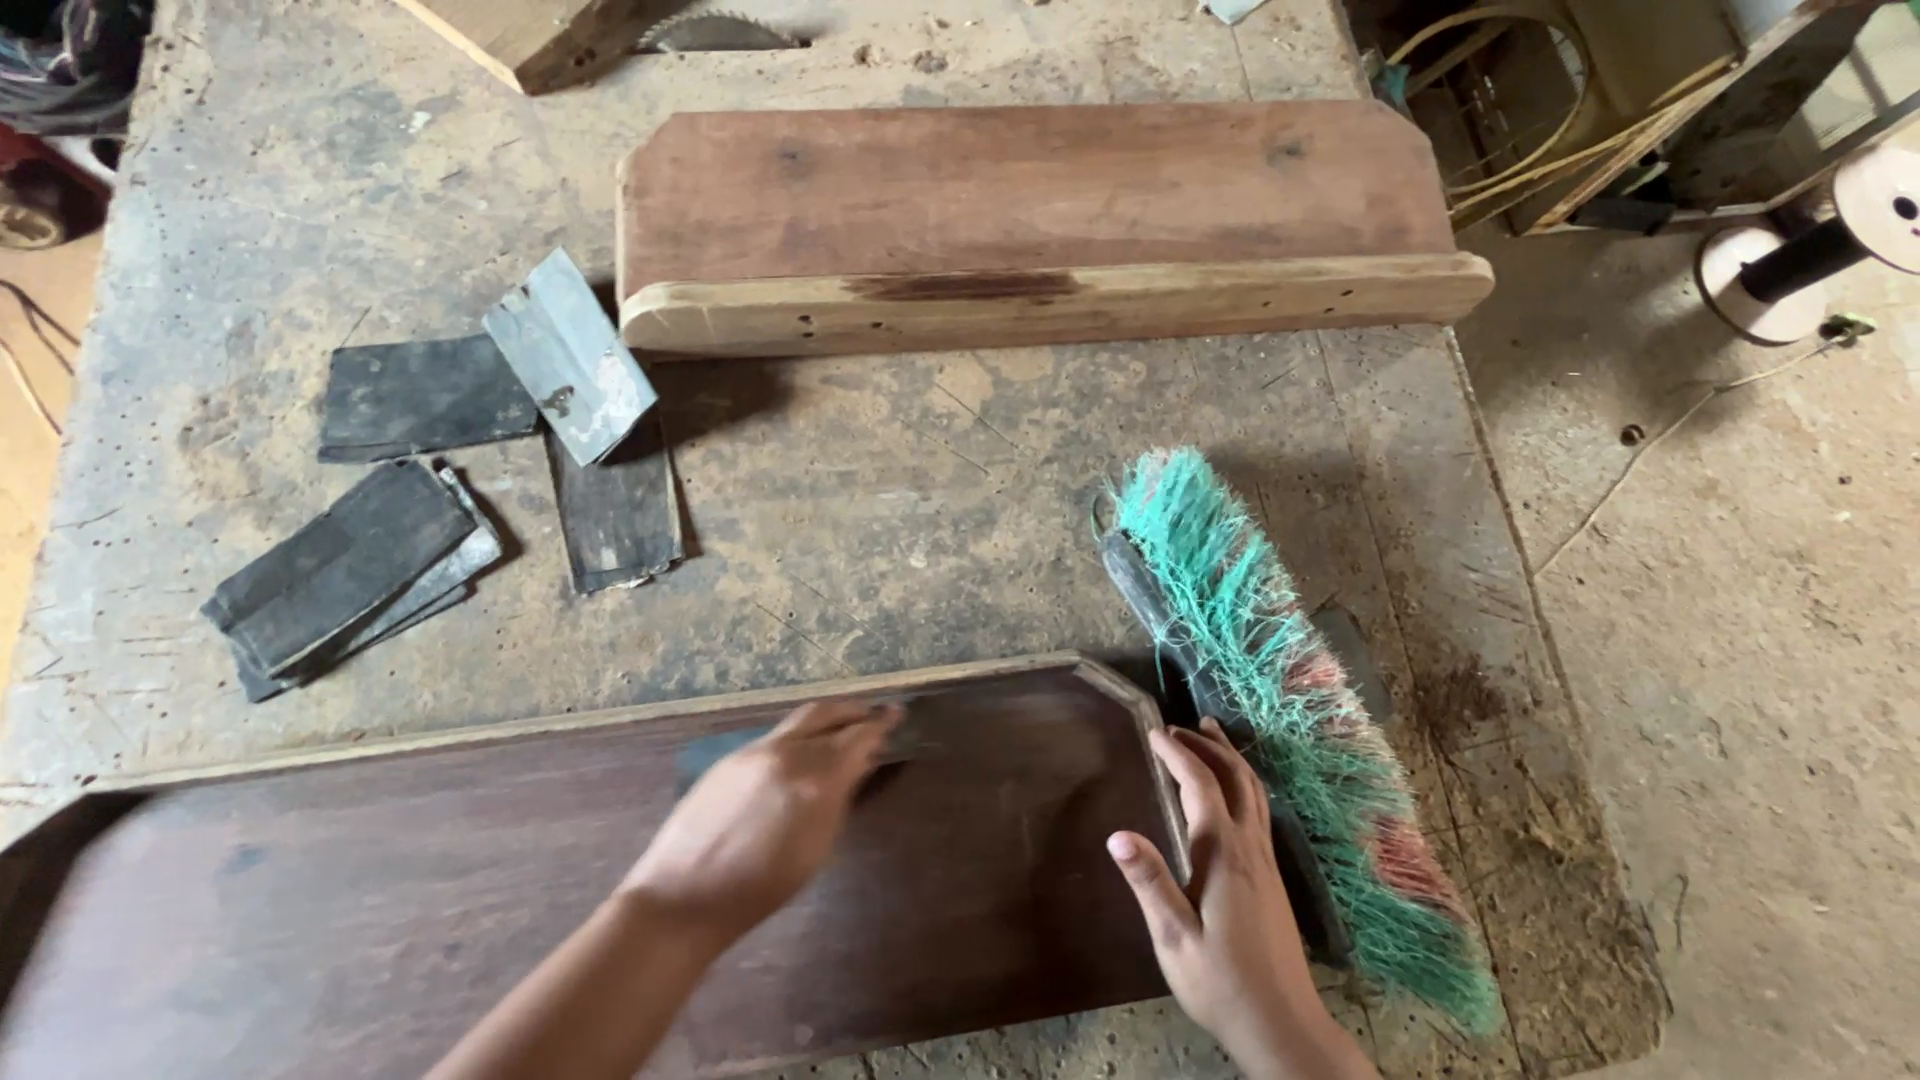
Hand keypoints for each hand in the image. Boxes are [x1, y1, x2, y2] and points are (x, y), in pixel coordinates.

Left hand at [618, 700, 902, 949]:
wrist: (684, 897)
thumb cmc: (761, 888)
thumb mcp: (816, 847)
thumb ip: (840, 798)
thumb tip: (859, 764)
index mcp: (814, 778)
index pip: (858, 736)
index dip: (881, 724)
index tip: (897, 715)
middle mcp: (785, 752)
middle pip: (827, 714)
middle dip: (853, 711)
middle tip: (873, 715)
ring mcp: (753, 751)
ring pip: (798, 722)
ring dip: (826, 721)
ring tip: (841, 731)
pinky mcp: (729, 759)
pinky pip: (774, 738)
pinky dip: (798, 738)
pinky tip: (801, 756)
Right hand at [1107, 718, 1377, 1079]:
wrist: (1282, 1025)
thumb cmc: (1220, 982)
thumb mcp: (1173, 936)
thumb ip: (1150, 881)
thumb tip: (1117, 834)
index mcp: (1223, 855)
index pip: (1200, 786)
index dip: (1177, 755)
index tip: (1154, 732)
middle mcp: (1250, 849)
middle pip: (1236, 779)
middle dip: (1207, 746)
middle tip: (1181, 726)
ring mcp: (1267, 863)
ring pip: (1255, 793)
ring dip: (1231, 760)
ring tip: (1212, 738)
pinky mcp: (1272, 879)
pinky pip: (1259, 811)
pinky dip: (1243, 784)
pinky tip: (1233, 795)